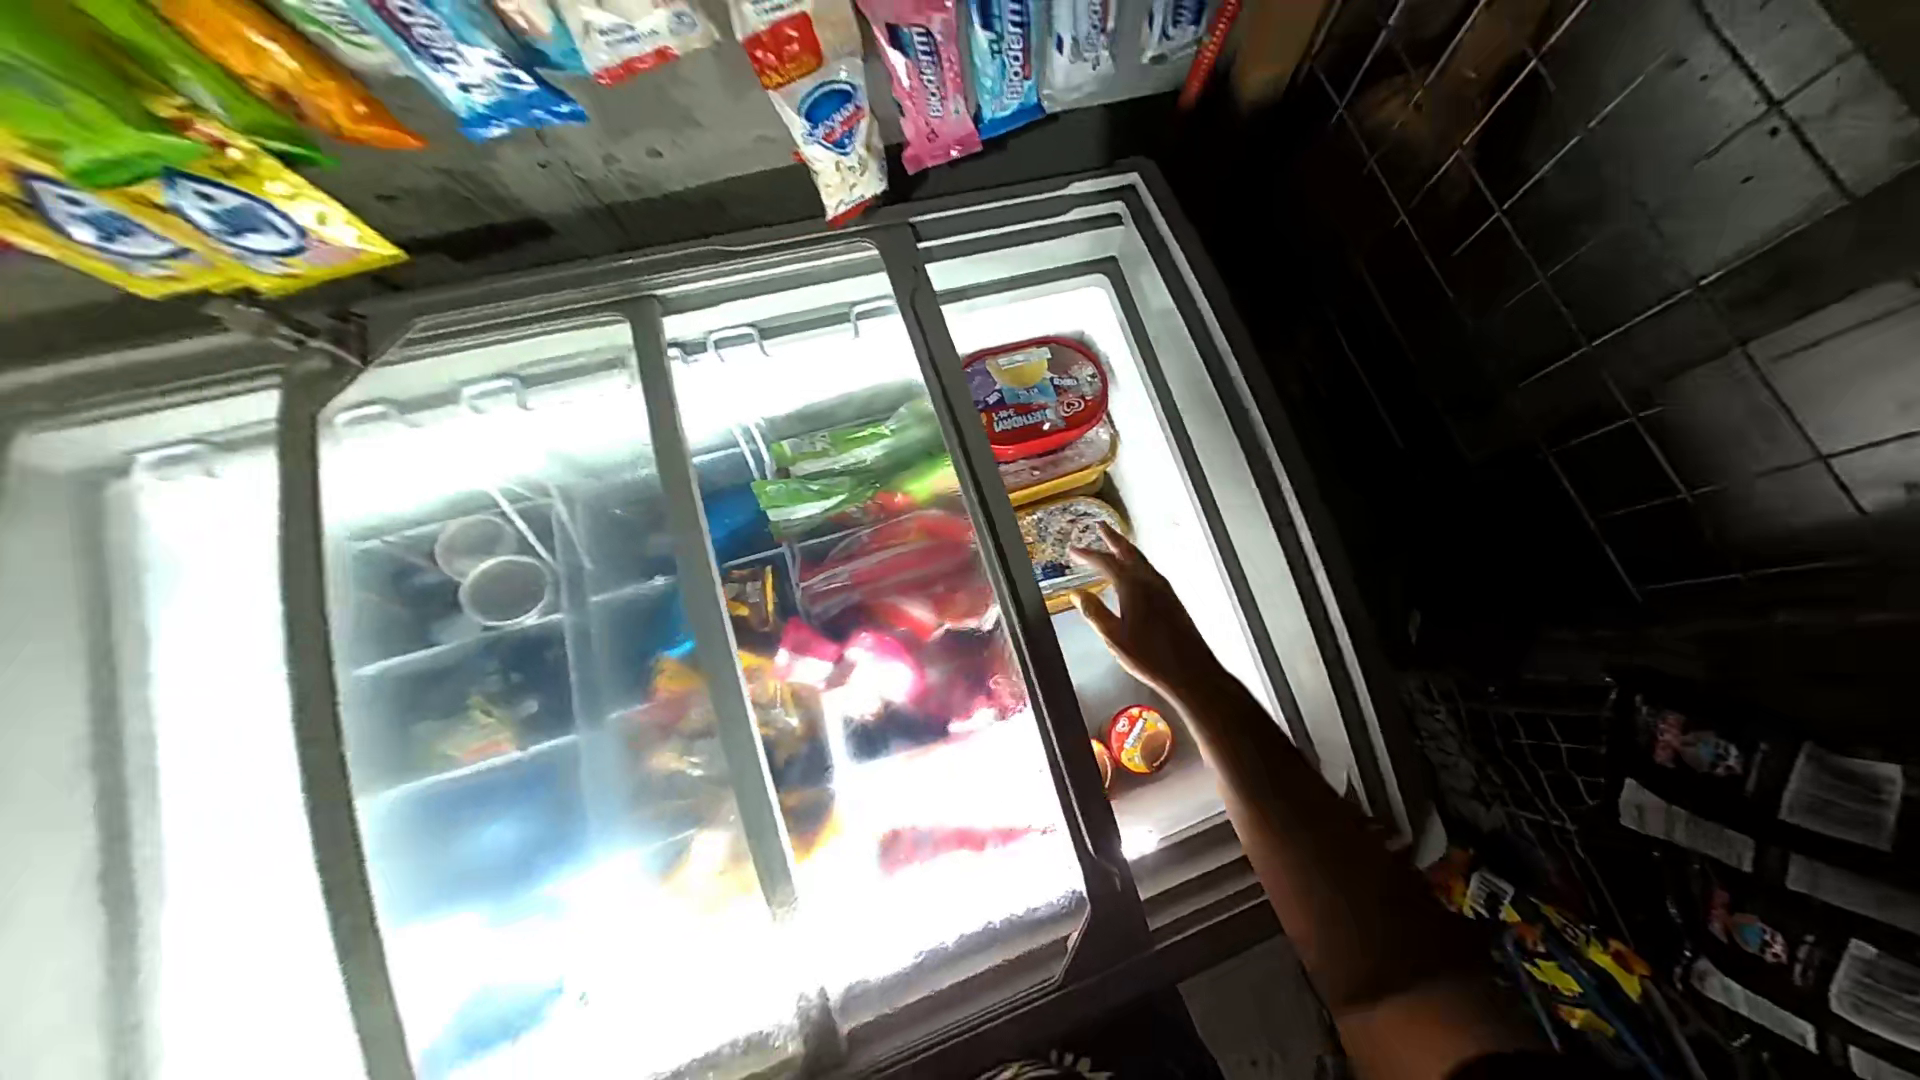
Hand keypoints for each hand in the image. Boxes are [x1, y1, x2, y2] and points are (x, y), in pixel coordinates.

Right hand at [1069, 524, 1223, 702]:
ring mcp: (1164, 589)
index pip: (1106, 562)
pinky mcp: (1172, 599)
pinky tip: (1134, 572)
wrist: (1190, 671)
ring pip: (1141, 559)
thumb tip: (1077, 594)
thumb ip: (1093, 612)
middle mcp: (1150, 582)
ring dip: (1125, 548)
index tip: (1074, 550)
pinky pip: (1149, 570)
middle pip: (1128, 552)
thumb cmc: (1150, 657)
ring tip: (1114, 544)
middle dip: (1112, 538)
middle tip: (1100, 526)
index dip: (1088, 554)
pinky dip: (1136, 562)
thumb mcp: (1113, 636)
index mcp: (1132, 587)